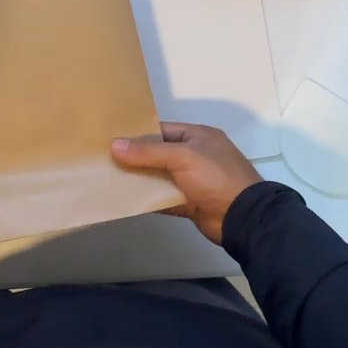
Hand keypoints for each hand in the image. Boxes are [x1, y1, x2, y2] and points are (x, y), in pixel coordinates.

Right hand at [111, 122, 261, 243]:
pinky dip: (147, 198)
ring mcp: (192, 180)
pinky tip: (125, 199)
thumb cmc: (215, 177)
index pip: (162, 130)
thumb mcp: (182, 157)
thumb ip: (148, 151)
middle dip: (134, 158)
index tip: (111, 139)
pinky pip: (162, 197)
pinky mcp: (188, 202)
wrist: (243, 217)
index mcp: (198, 137)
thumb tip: (114, 144)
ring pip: (158, 176)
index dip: (137, 135)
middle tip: (105, 160)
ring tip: (109, 178)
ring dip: (138, 179)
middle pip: (157, 154)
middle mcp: (195, 156)